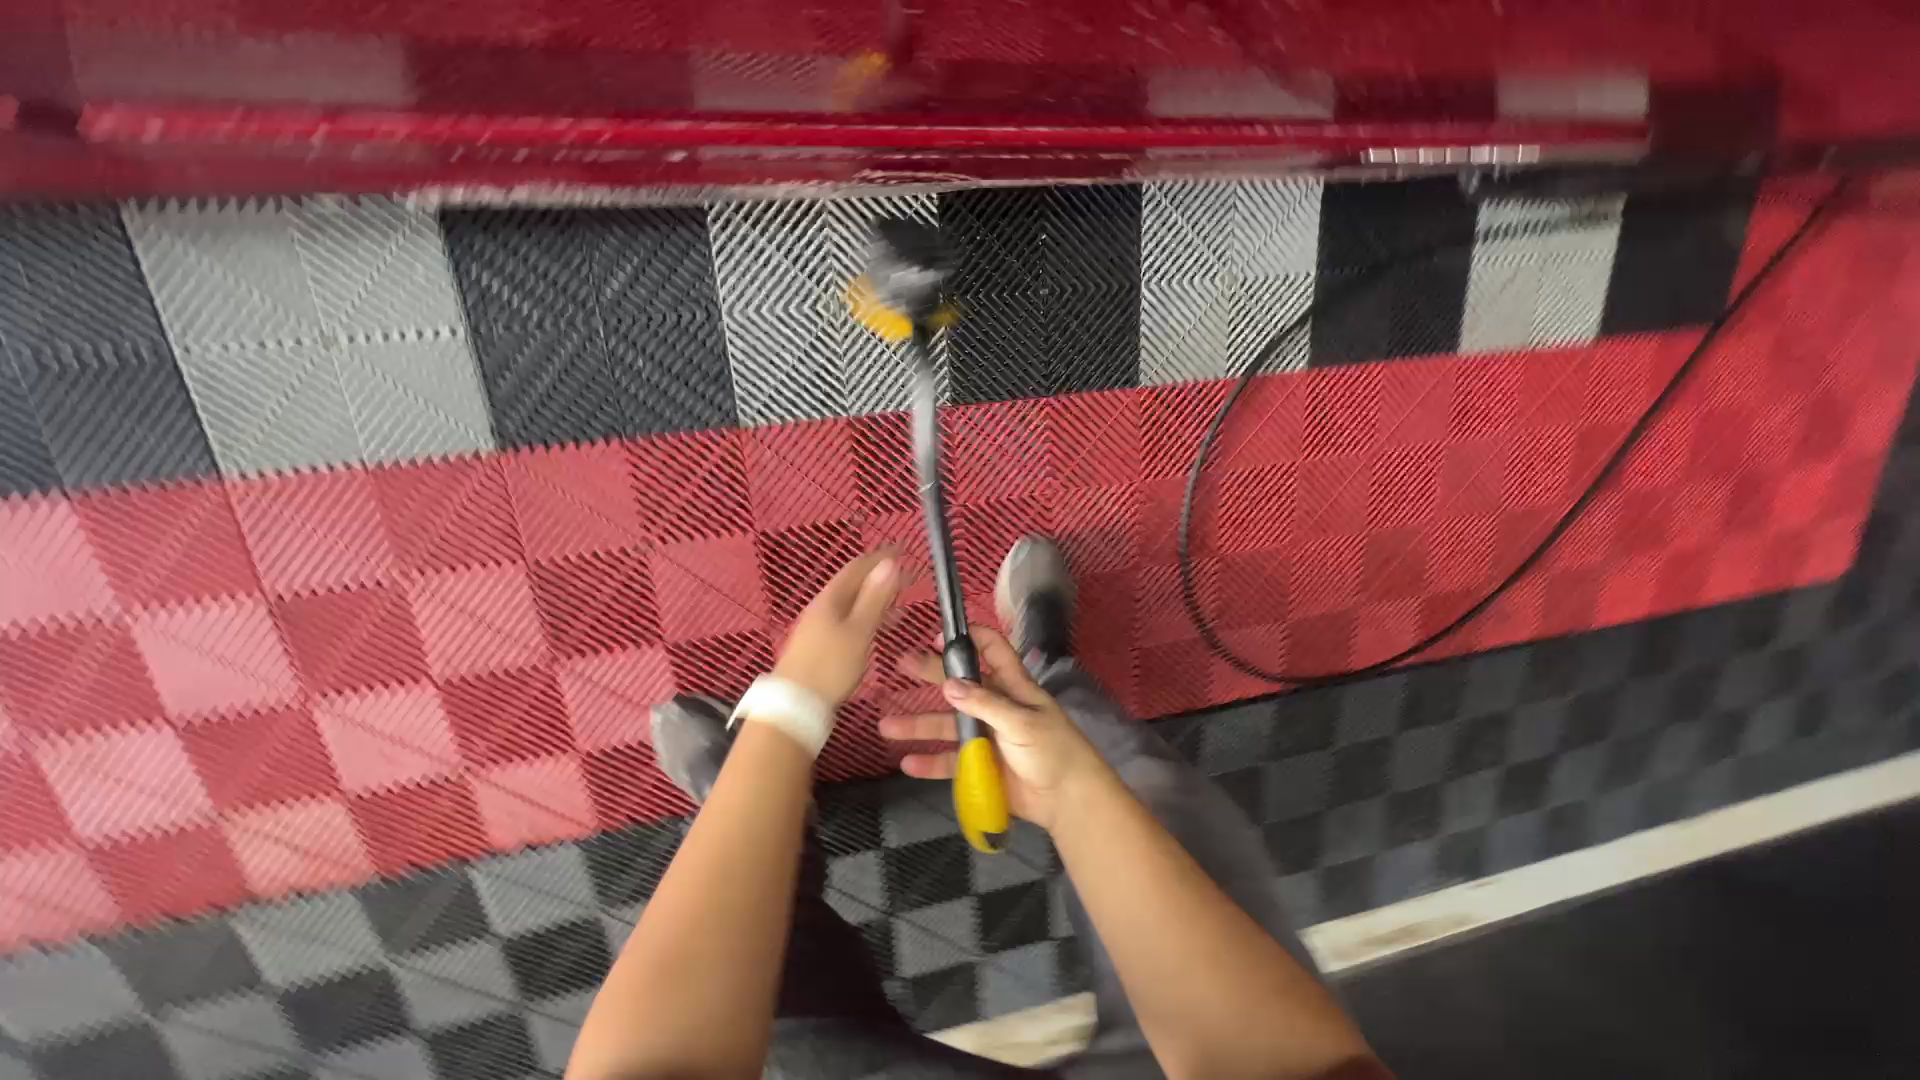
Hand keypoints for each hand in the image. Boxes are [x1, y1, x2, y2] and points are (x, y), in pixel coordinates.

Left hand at [769, 549, 900, 707]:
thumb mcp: (858, 632)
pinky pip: (848, 619)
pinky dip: (866, 616)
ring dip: (875, 597)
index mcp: (831, 599)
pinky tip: (876, 627)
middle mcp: (822, 607)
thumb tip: (889, 563)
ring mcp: (818, 626)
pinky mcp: (819, 644)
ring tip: (898, 601)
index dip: (881, 557)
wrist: (794, 705)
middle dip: (880, 577)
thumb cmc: (830, 667)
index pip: (857, 567)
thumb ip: (874, 598)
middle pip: (853, 584)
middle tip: (907, 577)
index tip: (903, 550)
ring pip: (851, 603)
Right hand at [880, 626, 1108, 830]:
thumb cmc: (1053, 750)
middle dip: (930, 674)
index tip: (941, 637)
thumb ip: (984, 703)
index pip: (993, 651)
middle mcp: (995, 707)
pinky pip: (949, 762)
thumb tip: (948, 684)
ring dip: (918, 725)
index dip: (970, 639)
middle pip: (959, 686)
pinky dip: (928, 762)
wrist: (1067, 799)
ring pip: (946, 726)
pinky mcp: (980, 766)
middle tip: (901, 663)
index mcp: (1013, 687)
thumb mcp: (1021, 721)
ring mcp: (985, 737)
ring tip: (886, 726)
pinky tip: (907, 762)